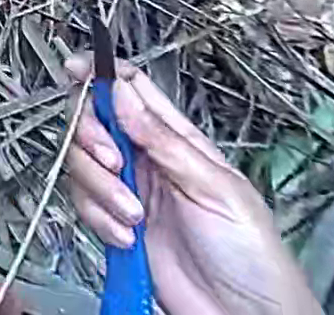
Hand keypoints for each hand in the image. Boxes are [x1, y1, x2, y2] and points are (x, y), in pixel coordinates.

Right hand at [65, 55, 319, 314]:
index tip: (76, 69)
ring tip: (132, 214)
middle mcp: (144, 157)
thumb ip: (164, 139)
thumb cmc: (256, 263)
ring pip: (79, 157)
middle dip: (91, 133)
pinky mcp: (109, 218)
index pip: (130, 87)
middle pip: (91, 116)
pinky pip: (80, 198)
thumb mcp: (218, 191)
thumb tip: (121, 91)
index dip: (100, 72)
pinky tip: (127, 237)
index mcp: (176, 140)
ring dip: (99, 185)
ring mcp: (124, 187)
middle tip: (111, 158)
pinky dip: (98, 216)